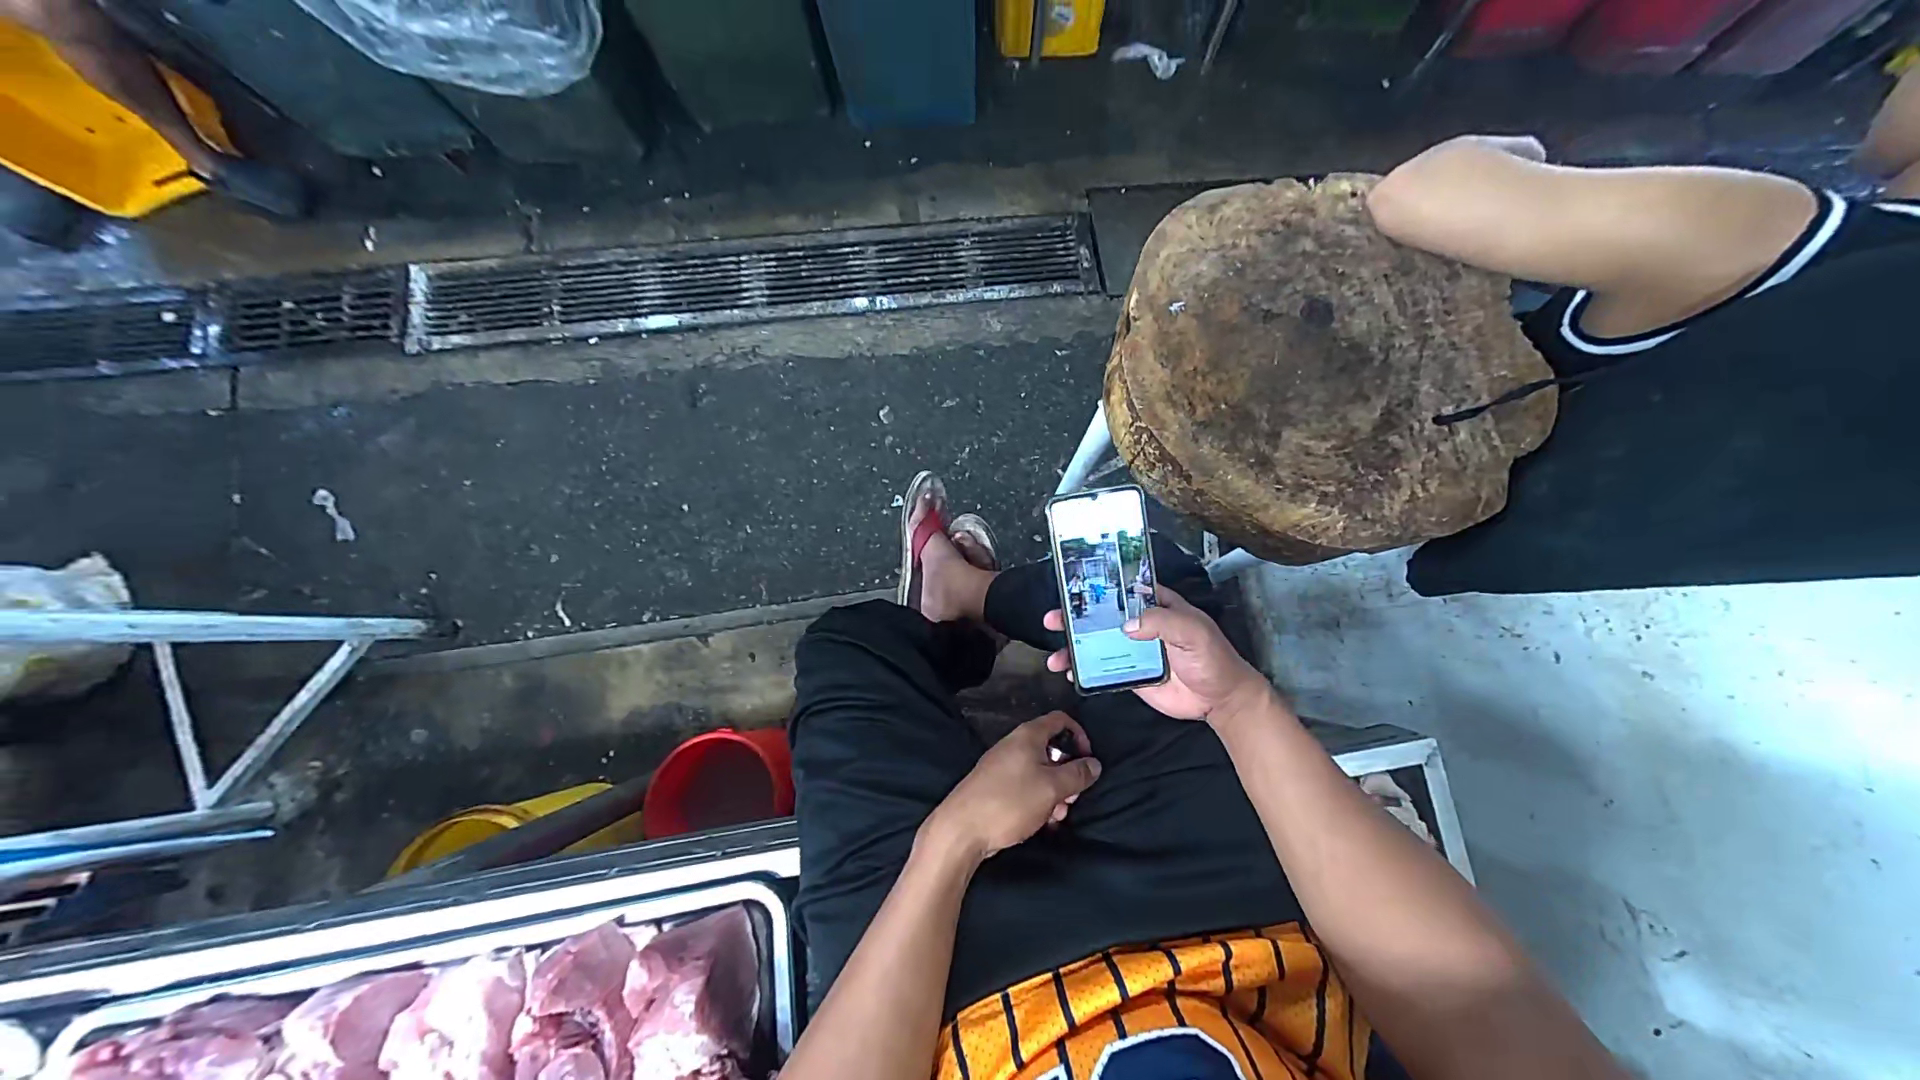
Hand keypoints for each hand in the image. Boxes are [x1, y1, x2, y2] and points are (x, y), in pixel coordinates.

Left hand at [922, 712, 1101, 861]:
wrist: (962, 829)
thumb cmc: (1010, 801)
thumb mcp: (1052, 787)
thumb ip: (1077, 774)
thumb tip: (1094, 763)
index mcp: (1028, 736)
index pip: (1060, 720)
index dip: (1079, 735)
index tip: (1088, 761)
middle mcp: (1014, 745)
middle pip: (1052, 749)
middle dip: (1069, 773)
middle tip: (1072, 798)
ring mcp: (1003, 766)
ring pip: (1041, 772)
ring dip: (1055, 792)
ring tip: (1056, 816)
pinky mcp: (997, 786)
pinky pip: (1027, 786)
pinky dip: (1039, 799)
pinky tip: (1041, 821)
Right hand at [1046, 584, 1269, 722]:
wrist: (1221, 700)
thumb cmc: (1214, 658)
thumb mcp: (1193, 632)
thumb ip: (1162, 623)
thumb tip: (1127, 626)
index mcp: (1156, 605)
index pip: (1122, 589)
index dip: (1097, 587)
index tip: (1072, 588)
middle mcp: (1141, 624)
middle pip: (1101, 617)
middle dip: (1074, 618)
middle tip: (1052, 620)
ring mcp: (1134, 650)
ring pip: (1097, 644)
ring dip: (1074, 648)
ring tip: (1056, 658)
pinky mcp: (1132, 675)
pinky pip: (1103, 670)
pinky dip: (1085, 671)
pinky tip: (1072, 674)